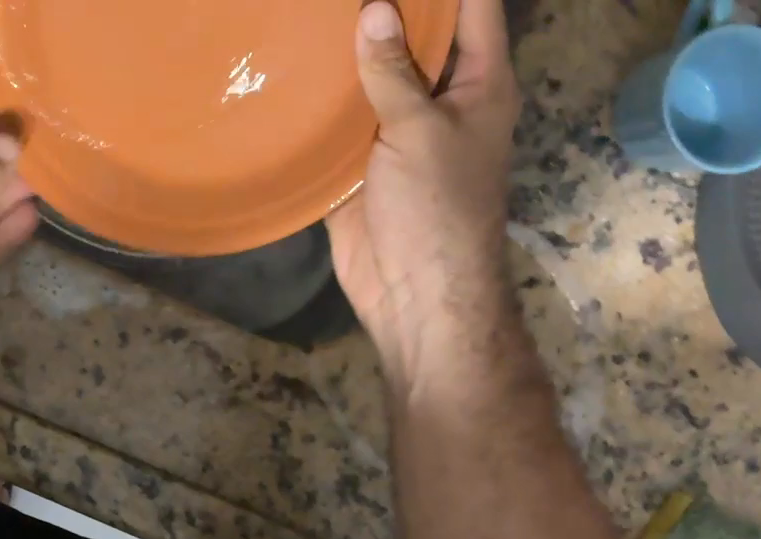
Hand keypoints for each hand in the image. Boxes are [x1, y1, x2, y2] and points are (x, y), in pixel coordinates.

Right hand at [328, 0, 522, 382]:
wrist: (411, 288)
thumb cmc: (436, 205)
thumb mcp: (419, 129)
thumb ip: (393, 73)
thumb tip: (374, 10)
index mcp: (476, 83)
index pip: (470, 10)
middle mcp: (435, 105)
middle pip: (412, 47)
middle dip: (382, 18)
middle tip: (333, 3)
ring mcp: (392, 142)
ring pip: (367, 92)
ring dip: (340, 68)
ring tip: (305, 28)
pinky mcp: (354, 177)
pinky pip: (334, 139)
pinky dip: (314, 120)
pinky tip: (284, 92)